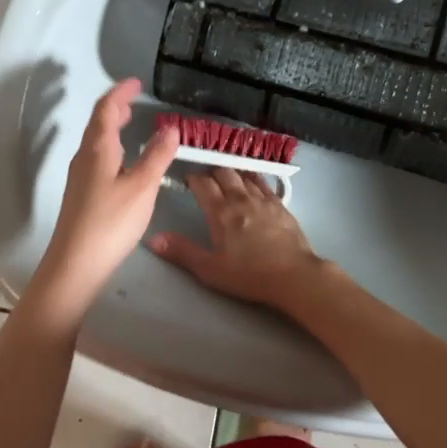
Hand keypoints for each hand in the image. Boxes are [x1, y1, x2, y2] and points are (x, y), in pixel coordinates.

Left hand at [40, 78, 178, 298]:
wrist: (75, 264)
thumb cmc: (110, 222)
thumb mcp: (142, 187)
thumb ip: (157, 156)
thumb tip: (170, 128)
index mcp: (98, 149)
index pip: (106, 110)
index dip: (120, 93)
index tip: (136, 82)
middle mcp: (84, 158)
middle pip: (98, 123)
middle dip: (116, 108)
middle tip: (135, 100)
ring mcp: (80, 177)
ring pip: (96, 142)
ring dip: (113, 128)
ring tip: (131, 124)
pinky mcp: (81, 194)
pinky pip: (97, 158)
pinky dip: (112, 147)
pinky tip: (124, 161)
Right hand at [150, 168, 326, 307]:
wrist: (294, 275)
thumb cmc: (249, 274)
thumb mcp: (210, 269)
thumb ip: (182, 252)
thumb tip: (152, 239)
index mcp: (221, 211)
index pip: (203, 183)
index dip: (193, 178)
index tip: (188, 180)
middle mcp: (241, 198)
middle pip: (224, 173)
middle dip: (212, 172)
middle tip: (206, 180)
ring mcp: (263, 199)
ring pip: (244, 174)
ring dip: (232, 172)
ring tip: (227, 177)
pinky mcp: (280, 204)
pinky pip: (263, 183)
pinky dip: (253, 178)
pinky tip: (252, 182)